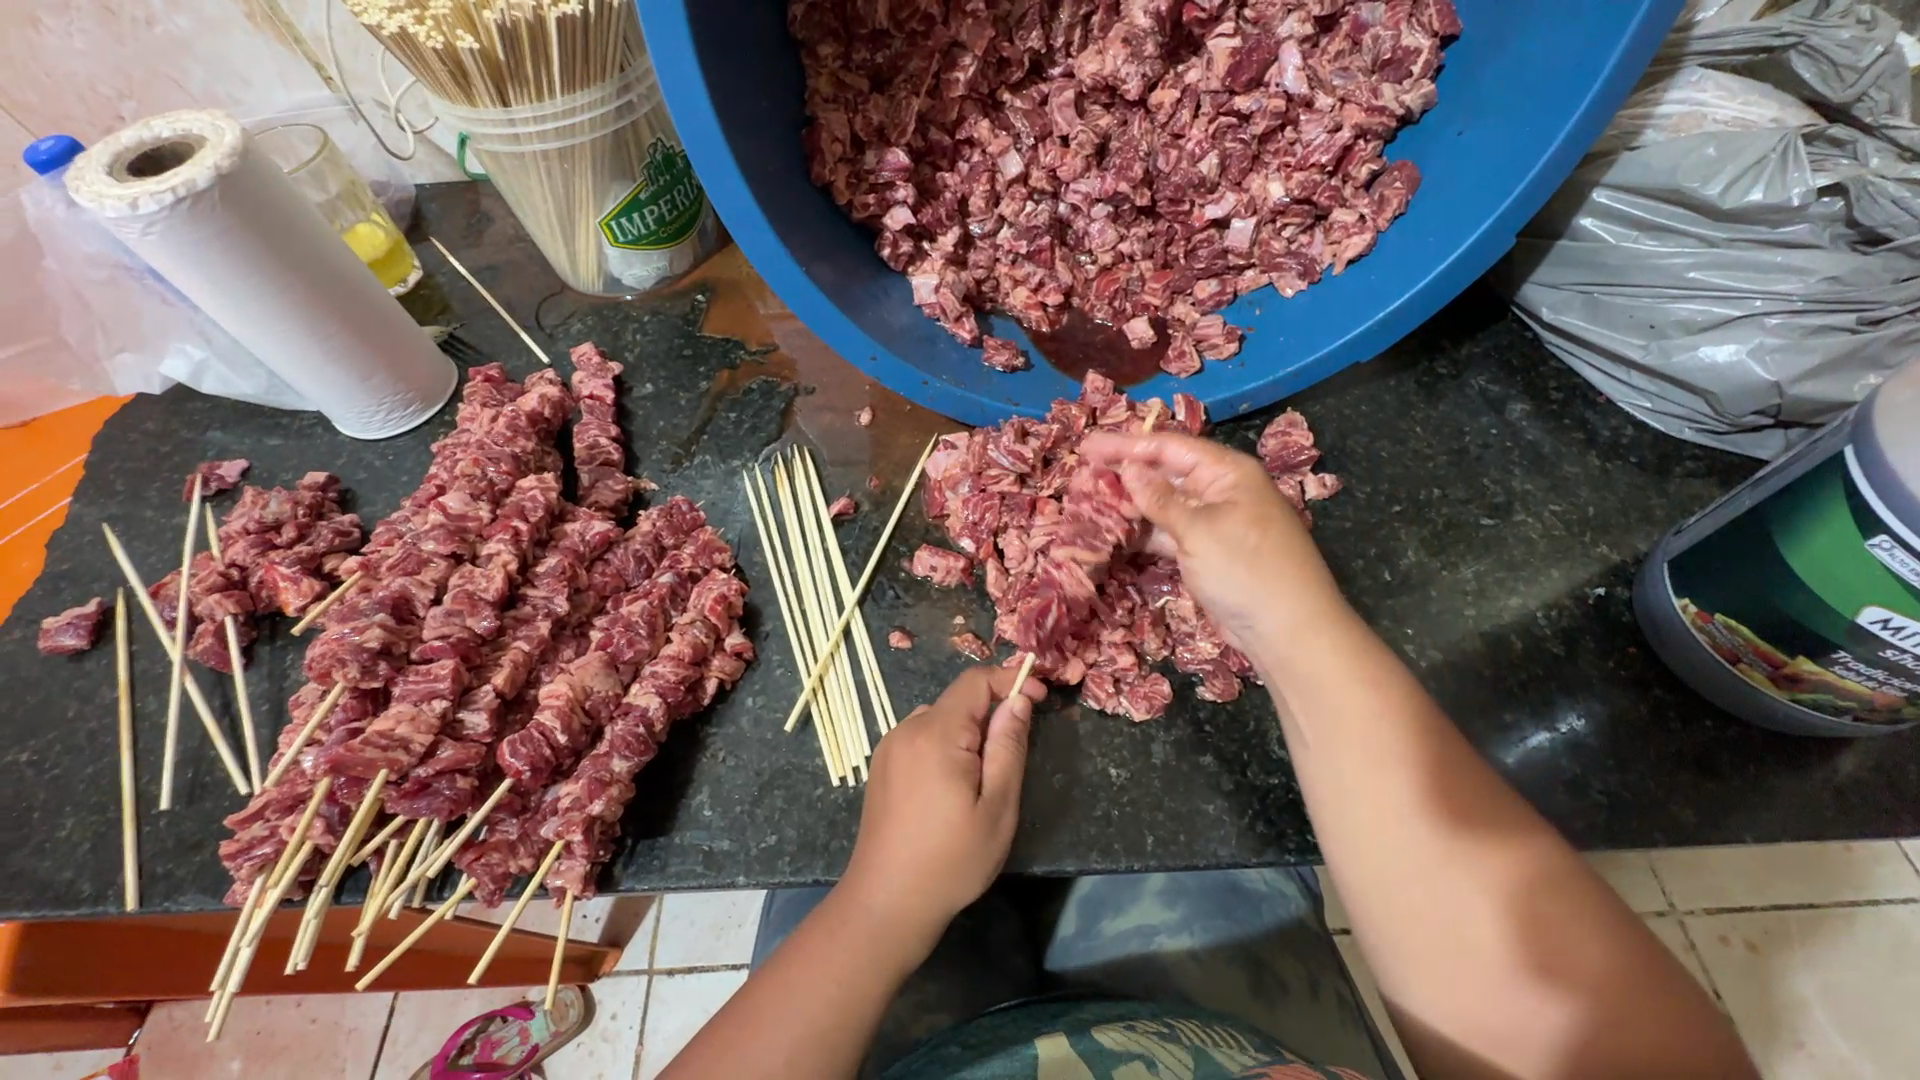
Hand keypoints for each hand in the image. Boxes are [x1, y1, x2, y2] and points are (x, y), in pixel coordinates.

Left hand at [838, 665, 1045, 944]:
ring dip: (969, 730)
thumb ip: (1008, 747)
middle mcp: (907, 730)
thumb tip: (1018, 701)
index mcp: (936, 733)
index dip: (1011, 679)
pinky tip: (954, 785)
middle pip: (958, 700)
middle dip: (993, 710)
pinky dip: (947, 745)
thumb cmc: (951, 860)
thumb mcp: (997, 807)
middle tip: (1021, 746)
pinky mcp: (883, 767)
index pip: (975, 682)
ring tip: (988, 775)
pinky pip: (922, 738)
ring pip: (940, 719)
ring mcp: (890, 748)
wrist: (886, 902)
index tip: (1041, 696)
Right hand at [1080, 430, 1345, 656]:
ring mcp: (1215, 523)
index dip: (1126, 445)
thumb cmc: (1246, 570)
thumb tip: (1128, 469)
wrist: (1288, 630)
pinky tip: (1115, 531)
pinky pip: (1169, 533)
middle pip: (1166, 472)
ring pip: (1165, 504)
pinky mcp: (1208, 553)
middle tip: (1083, 469)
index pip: (1170, 447)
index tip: (1087, 446)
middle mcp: (1222, 491)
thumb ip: (1159, 499)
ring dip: (1131, 502)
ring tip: (1091, 497)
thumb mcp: (1198, 530)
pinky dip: (1144, 531)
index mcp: (1227, 472)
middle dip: (1126, 471)